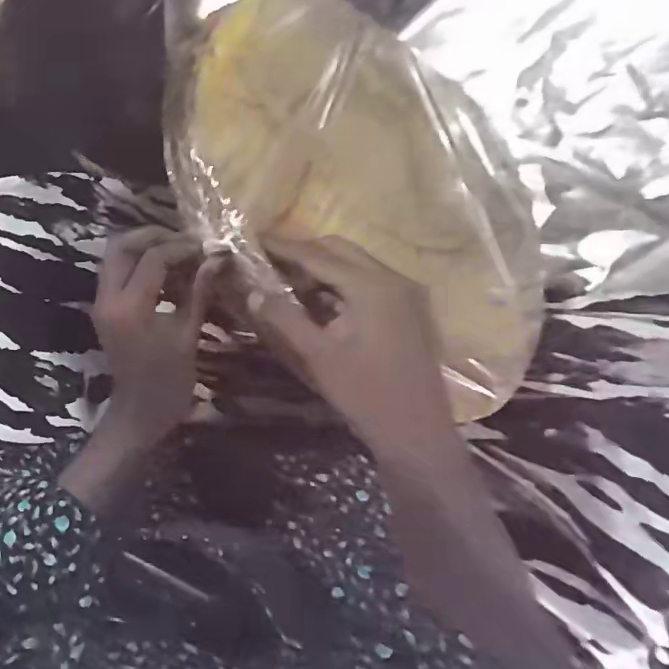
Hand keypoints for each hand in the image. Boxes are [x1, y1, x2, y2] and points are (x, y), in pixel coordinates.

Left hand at [90, 227, 221, 447]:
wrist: (139, 412)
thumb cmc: (169, 381)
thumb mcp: (187, 334)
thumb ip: (198, 291)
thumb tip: (217, 257)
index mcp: (129, 307)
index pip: (153, 258)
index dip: (181, 246)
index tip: (206, 246)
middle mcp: (107, 299)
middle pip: (122, 247)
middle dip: (154, 237)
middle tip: (186, 241)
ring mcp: (100, 303)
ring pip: (114, 257)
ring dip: (143, 248)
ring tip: (179, 253)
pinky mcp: (103, 308)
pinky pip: (115, 274)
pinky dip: (137, 265)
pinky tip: (167, 273)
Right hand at [246, 236, 454, 455]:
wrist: (414, 428)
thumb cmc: (362, 390)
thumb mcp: (315, 353)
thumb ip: (283, 317)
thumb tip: (254, 292)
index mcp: (371, 287)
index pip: (318, 255)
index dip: (284, 247)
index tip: (256, 239)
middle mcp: (394, 279)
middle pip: (341, 250)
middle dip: (305, 251)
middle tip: (271, 260)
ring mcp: (408, 293)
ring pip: (358, 263)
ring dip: (324, 265)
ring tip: (291, 280)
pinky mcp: (411, 308)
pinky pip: (371, 280)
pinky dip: (343, 280)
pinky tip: (322, 299)